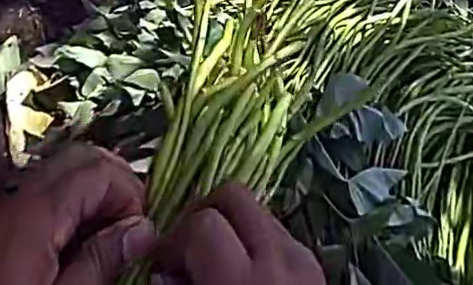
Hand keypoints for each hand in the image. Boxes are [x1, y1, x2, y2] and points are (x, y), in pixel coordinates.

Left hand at [0, 146, 155, 284]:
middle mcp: (21, 200)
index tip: (141, 232)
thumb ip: (100, 263)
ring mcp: (6, 213)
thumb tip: (143, 230)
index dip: (129, 192)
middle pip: (81, 157)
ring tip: (111, 236)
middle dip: (115, 180)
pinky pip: (45, 196)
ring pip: (64, 173)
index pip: (99, 169)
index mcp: (38, 214)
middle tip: (132, 225)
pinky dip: (72, 205)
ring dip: (95, 191)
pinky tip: (80, 243)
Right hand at [154, 183, 322, 284]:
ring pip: (255, 209)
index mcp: (247, 280)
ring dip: (227, 227)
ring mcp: (303, 259)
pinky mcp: (314, 266)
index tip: (158, 261)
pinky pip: (275, 233)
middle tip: (182, 250)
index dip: (174, 237)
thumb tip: (161, 270)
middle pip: (233, 196)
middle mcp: (281, 258)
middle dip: (201, 214)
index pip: (204, 223)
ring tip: (209, 261)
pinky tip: (239, 273)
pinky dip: (252, 243)